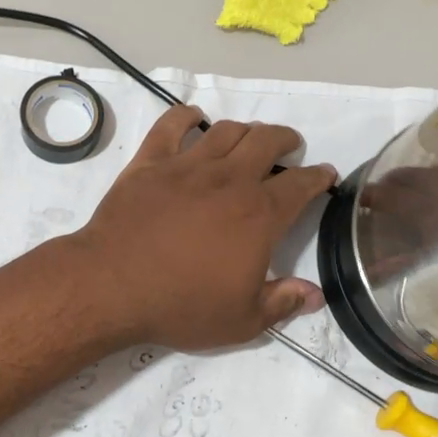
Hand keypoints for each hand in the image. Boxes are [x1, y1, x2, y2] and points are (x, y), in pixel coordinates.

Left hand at [70, 106, 337, 351]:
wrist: (112, 286)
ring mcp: (187, 166)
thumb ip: (282, 303)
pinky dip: (186, 116)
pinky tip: (193, 118)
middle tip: (289, 146)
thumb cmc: (181, 306)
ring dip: (245, 130)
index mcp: (259, 215)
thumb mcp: (241, 320)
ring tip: (249, 137)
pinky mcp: (149, 163)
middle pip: (267, 142)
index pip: (300, 185)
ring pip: (225, 131)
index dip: (318, 178)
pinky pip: (171, 126)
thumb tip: (315, 295)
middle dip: (285, 140)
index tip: (324, 176)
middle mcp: (229, 180)